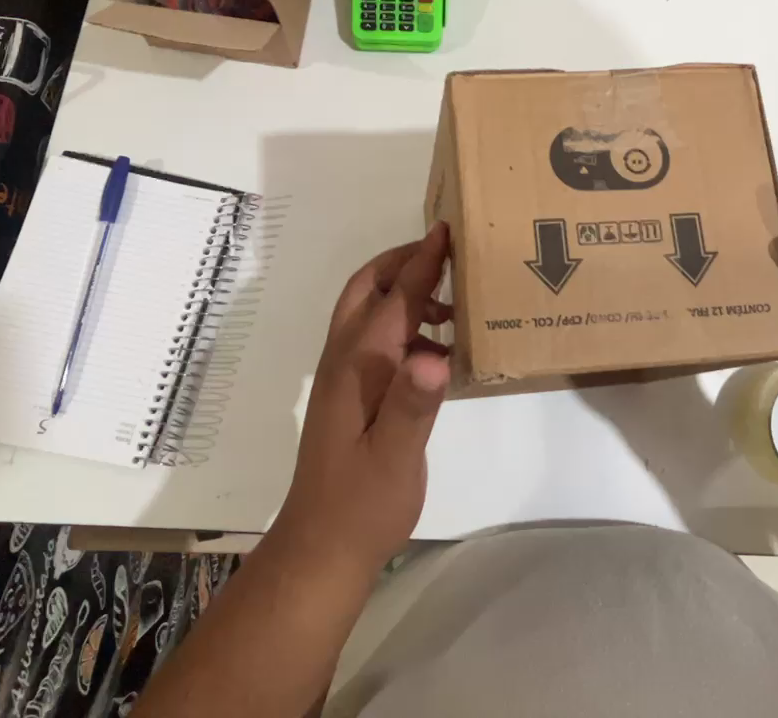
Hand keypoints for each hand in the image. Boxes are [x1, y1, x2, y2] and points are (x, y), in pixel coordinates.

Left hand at [273, 222, 452, 575]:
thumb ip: (414, 405)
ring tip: (453, 303)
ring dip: (405, 292)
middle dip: (402, 262)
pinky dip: (406, 325)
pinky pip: (377, 340)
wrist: (323, 547)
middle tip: (447, 254)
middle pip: (366, 290)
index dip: (421, 263)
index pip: (393, 299)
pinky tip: (438, 352)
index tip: (447, 231)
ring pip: (370, 312)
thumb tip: (433, 353)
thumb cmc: (363, 504)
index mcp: (358, 366)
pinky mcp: (353, 395)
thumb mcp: (395, 458)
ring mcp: (346, 378)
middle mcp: (346, 361)